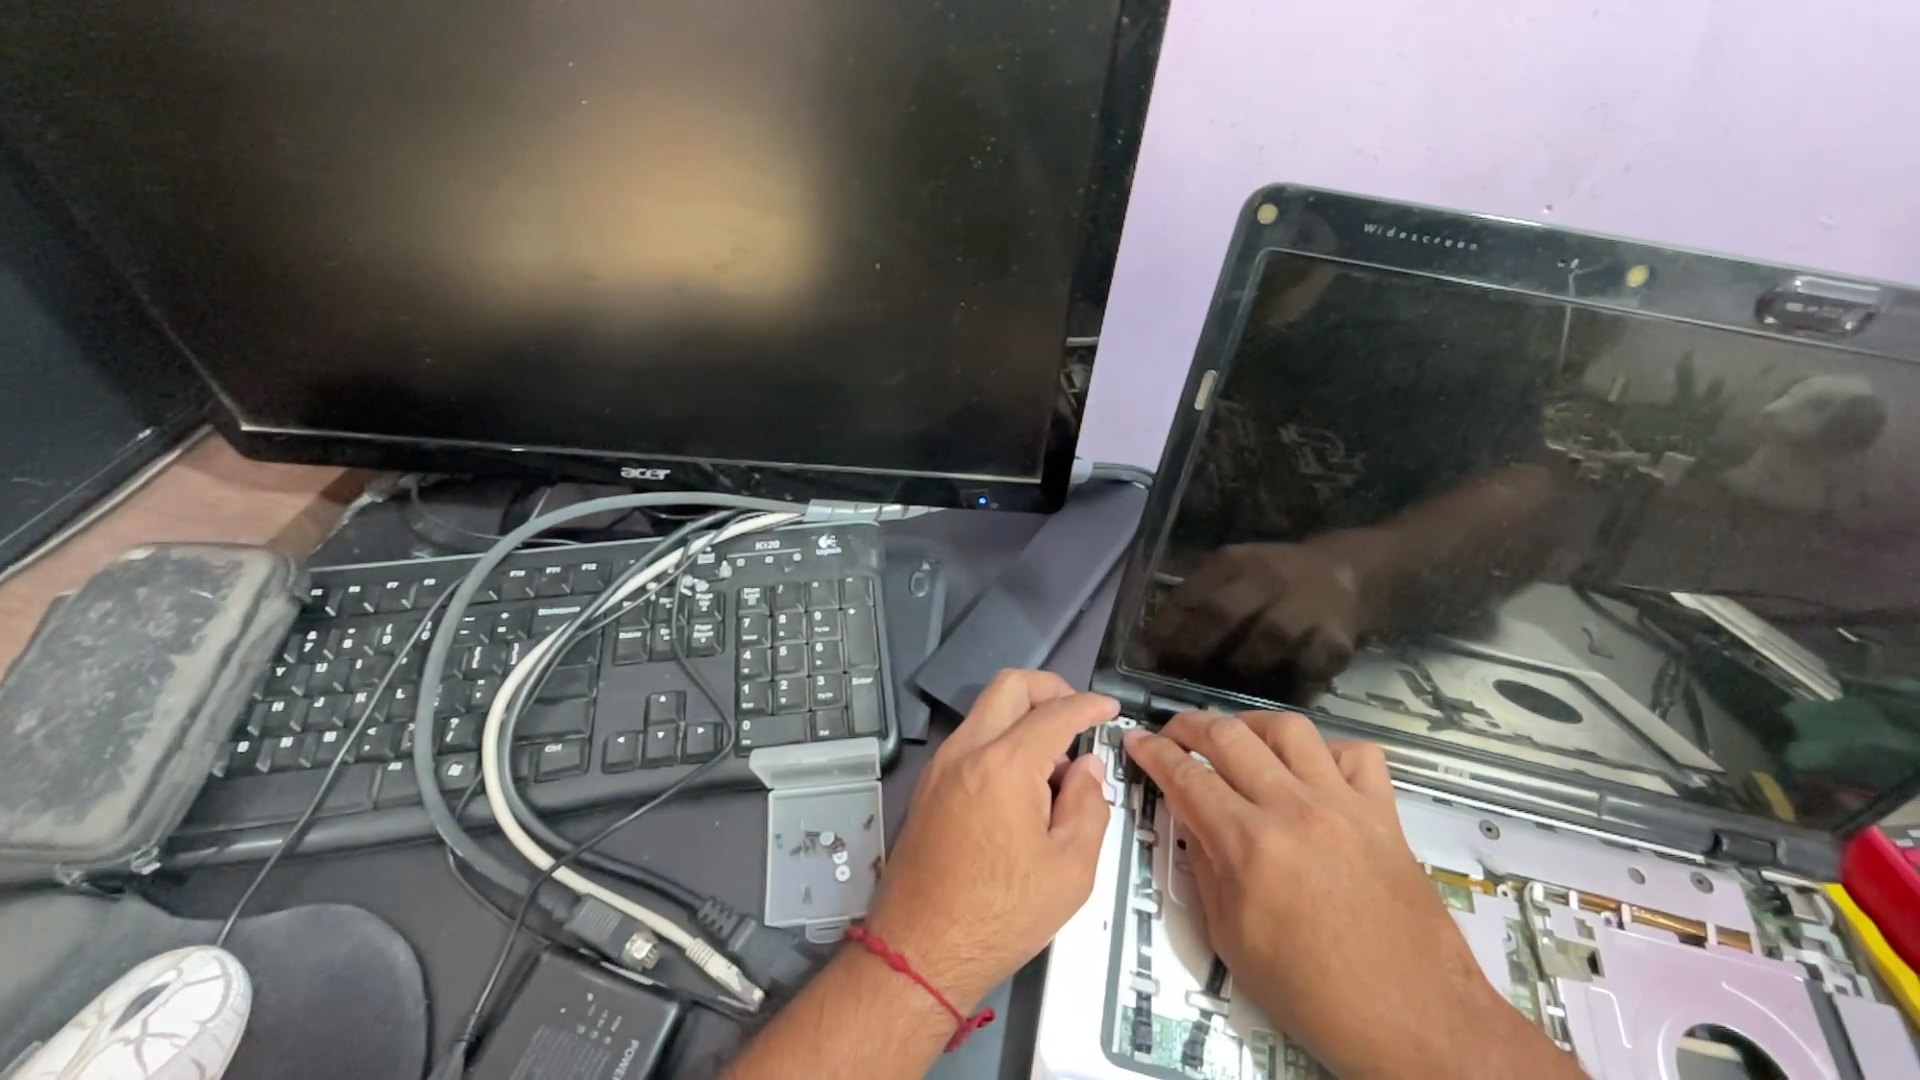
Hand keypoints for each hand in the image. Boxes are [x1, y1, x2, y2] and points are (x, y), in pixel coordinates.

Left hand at [864, 670, 1117, 1008]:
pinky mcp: (928, 786)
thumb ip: (1088, 807)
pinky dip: (1001, 740)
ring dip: (1023, 716)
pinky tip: (1022, 784)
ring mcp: (940, 766)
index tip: (1109, 708)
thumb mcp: (1070, 870)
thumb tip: (1087, 769)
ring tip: (1055, 763)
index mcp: (1003, 766)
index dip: (1089, 705)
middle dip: (1050, 688)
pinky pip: (970, 740)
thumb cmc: (999, 916)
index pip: (1054, 713)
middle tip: (1078, 715)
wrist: (920, 951)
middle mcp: (965, 752)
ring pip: (985, 711)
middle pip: (1009, 685)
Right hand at [1124, 711, 1578, 1079]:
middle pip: (1228, 736)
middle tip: (1172, 734)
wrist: (1413, 1021)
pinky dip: (1326, 751)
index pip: (1186, 776)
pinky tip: (1310, 770)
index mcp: (1249, 845)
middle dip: (1188, 725)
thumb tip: (1191, 819)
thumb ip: (1204, 867)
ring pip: (1288, 728)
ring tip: (1236, 739)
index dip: (1152, 752)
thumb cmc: (1312, 993)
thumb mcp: (1231, 940)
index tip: (1136, 741)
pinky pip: (1356, 754)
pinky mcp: (1384, 813)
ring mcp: (1344, 805)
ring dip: (1251, 725)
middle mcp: (1294, 809)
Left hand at [1143, 533, 1382, 694]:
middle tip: (1175, 677)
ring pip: (1264, 641)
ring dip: (1236, 668)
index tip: (1144, 656)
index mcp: (1235, 563)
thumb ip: (1198, 600)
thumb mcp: (1233, 571)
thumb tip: (1151, 645)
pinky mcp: (1334, 639)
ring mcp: (1304, 608)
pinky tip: (1266, 700)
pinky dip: (1283, 687)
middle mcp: (1268, 580)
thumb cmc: (1274, 578)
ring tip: (1218, 691)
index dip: (1165, 628)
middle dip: (1193, 648)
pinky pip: (1304, 669)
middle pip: (1222, 612)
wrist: (1348, 570)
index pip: (1191, 594)